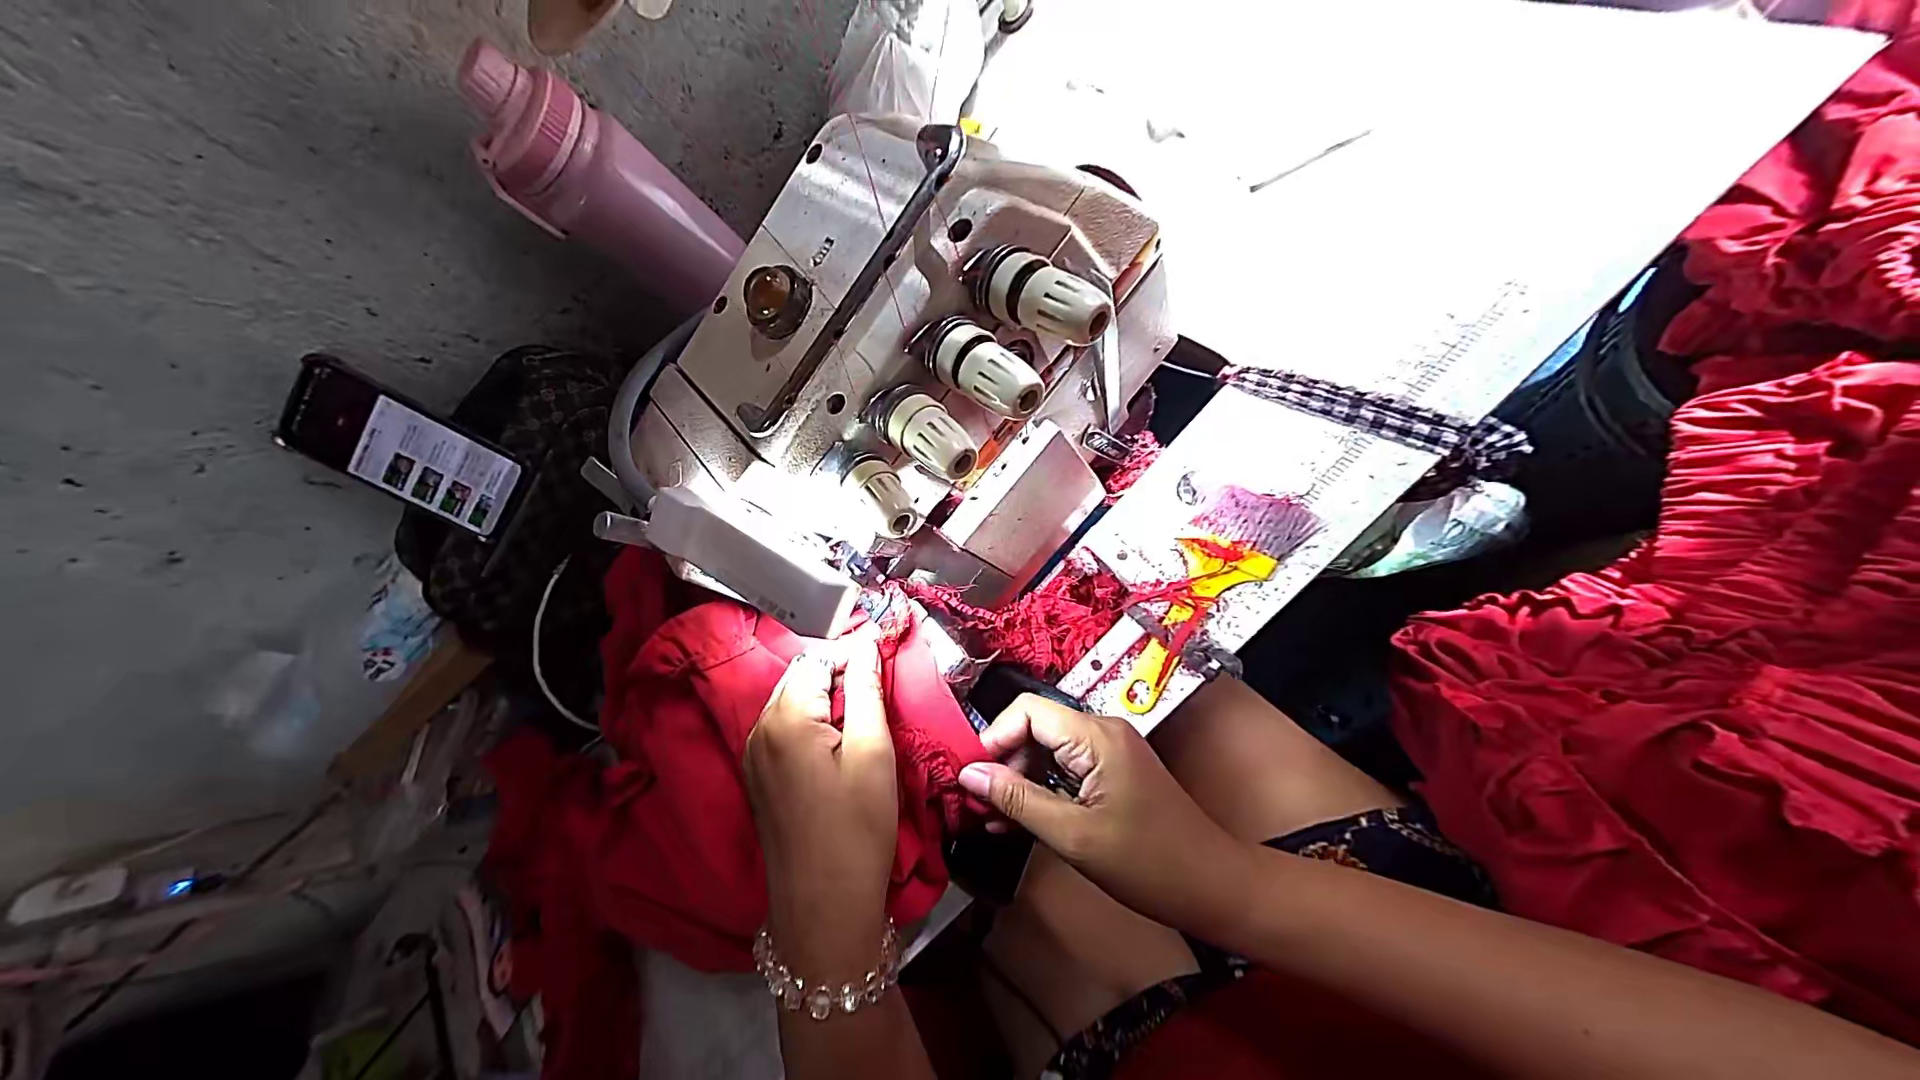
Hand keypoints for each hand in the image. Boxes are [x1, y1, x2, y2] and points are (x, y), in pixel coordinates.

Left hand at [744, 636, 897, 978]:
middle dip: (840, 674)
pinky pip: (784, 729)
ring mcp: (753, 755)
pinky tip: (838, 745)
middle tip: (879, 693)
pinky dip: (812, 723)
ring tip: (864, 719)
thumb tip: (867, 644)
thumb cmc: (856, 828)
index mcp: (785, 718)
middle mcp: (758, 728)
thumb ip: (866, 690)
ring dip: (827, 699)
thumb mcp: (873, 752)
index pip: (819, 658)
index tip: (887, 662)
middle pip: (801, 677)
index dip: (854, 655)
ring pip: (792, 701)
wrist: (823, 907)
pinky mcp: (758, 776)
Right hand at [958, 694, 1249, 934]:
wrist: (1212, 885)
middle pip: (1035, 727)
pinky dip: (1043, 787)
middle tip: (984, 804)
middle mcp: (1103, 731)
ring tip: (1000, 818)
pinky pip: (1066, 765)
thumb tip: (970, 775)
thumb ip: (1017, 800)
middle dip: (1005, 763)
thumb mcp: (1073, 835)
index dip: (995, 738)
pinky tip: (1025, 818)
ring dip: (1021, 780)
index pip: (1028, 710)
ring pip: (1047, 748)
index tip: (976, 776)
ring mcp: (1110, 748)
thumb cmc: (1151, 863)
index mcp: (1097, 736)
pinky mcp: (1113, 767)